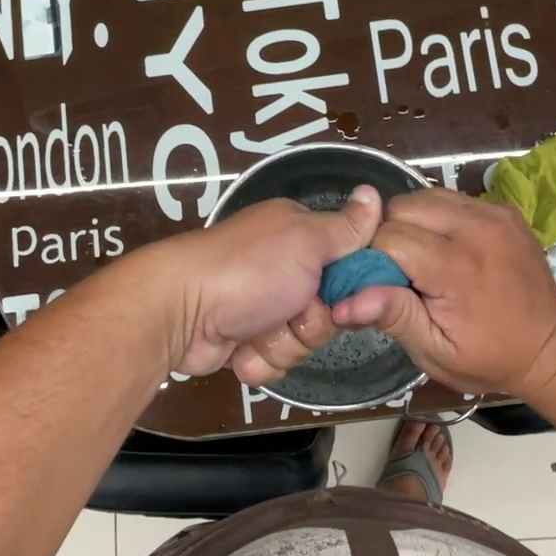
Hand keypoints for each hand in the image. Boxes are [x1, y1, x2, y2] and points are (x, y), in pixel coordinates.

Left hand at [142, 186, 381, 384]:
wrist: (181, 310)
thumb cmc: (249, 269)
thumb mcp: (306, 239)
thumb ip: (347, 227)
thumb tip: (374, 193)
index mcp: (299, 237)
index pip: (350, 267)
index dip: (351, 288)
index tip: (341, 296)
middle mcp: (283, 269)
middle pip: (330, 313)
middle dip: (312, 322)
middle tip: (291, 310)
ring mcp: (262, 308)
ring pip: (303, 343)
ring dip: (282, 342)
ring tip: (256, 328)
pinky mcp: (244, 342)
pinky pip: (275, 363)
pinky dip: (259, 359)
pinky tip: (239, 346)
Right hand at [331, 189, 555, 397]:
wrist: (552, 348)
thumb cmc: (490, 358)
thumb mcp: (436, 353)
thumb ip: (393, 317)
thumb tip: (342, 304)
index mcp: (456, 267)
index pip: (388, 236)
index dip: (376, 260)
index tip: (386, 286)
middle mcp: (476, 229)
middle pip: (402, 207)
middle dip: (391, 236)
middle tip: (404, 273)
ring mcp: (493, 214)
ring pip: (424, 196)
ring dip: (414, 223)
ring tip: (424, 260)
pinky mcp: (503, 209)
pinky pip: (452, 198)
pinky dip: (439, 218)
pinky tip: (448, 248)